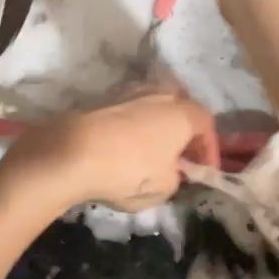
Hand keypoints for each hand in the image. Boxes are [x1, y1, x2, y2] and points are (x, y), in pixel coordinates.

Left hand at [0, 94, 216, 214]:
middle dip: (183, 131)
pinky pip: (130, 109)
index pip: (206, 124)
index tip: (202, 173)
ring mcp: (130, 90)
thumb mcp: (162, 188)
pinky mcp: (104, 96)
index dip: (208, 150)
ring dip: (157, 125)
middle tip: (179, 157)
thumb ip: (175, 176)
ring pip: (153, 104)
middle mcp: (159, 93)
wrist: (71, 151)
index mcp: (182, 113)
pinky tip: (125, 146)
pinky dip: (134, 125)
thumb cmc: (128, 170)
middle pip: (180, 107)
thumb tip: (170, 169)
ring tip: (151, 152)